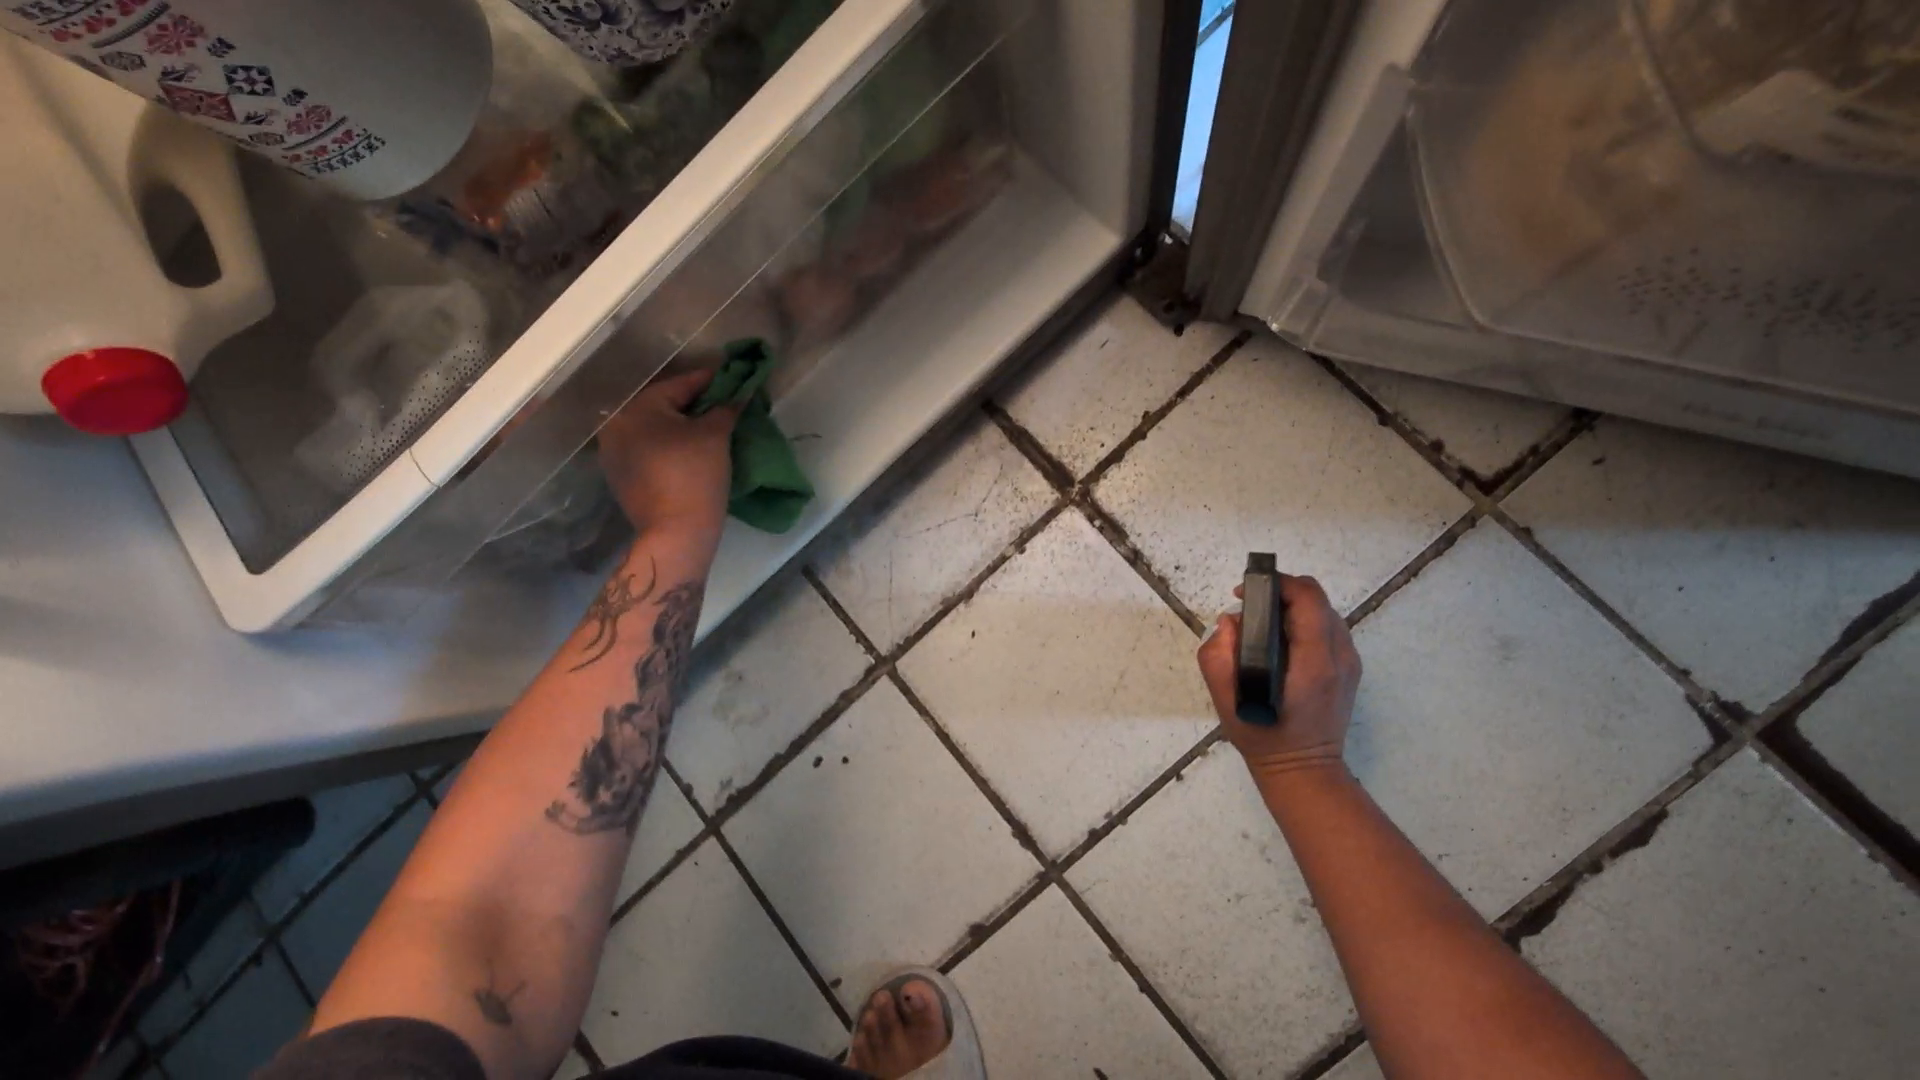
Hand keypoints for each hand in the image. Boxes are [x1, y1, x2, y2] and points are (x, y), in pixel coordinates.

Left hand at [597, 369, 739, 543]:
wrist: (675, 532)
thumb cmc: (694, 475)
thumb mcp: (715, 435)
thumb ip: (726, 408)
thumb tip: (739, 394)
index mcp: (635, 408)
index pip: (679, 384)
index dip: (710, 380)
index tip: (732, 377)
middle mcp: (615, 425)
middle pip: (662, 406)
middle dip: (694, 403)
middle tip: (723, 403)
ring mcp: (614, 454)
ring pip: (654, 429)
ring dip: (680, 426)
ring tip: (708, 428)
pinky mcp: (621, 477)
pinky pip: (649, 450)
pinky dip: (669, 446)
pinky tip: (690, 452)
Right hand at [1196, 574, 1360, 785]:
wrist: (1303, 769)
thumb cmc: (1262, 735)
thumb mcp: (1226, 698)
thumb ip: (1219, 655)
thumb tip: (1230, 622)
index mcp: (1314, 660)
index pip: (1306, 598)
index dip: (1276, 583)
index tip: (1245, 593)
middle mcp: (1339, 655)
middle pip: (1316, 599)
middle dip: (1281, 593)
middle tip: (1250, 608)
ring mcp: (1349, 661)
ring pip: (1323, 612)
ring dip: (1293, 608)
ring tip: (1264, 625)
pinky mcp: (1349, 668)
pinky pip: (1327, 629)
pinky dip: (1304, 624)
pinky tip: (1282, 643)